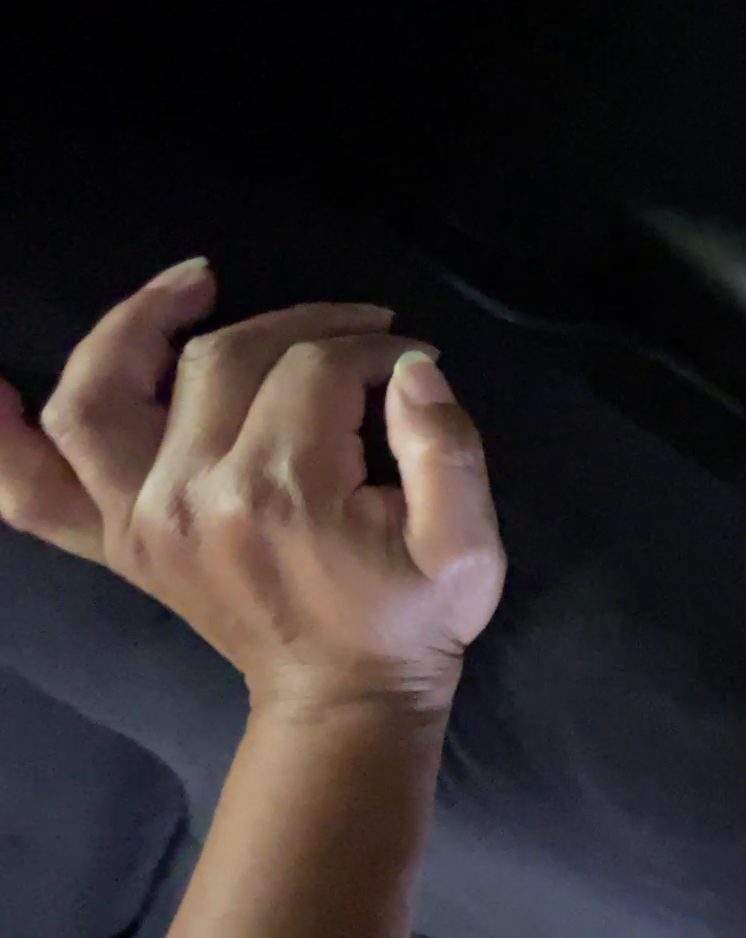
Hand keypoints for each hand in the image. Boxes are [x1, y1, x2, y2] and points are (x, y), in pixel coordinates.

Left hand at [0, 258, 505, 715]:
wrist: (348, 694)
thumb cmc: (419, 614)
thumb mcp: (469, 542)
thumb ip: (448, 450)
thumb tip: (415, 370)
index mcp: (284, 490)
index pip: (319, 370)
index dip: (378, 348)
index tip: (421, 358)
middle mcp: (189, 493)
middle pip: (227, 360)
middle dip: (307, 323)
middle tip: (368, 326)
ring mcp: (136, 518)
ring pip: (105, 393)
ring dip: (141, 323)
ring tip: (195, 282)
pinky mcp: (116, 540)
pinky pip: (20, 484)